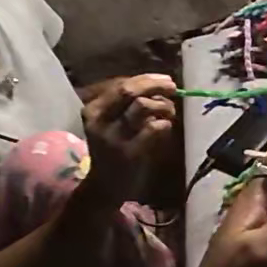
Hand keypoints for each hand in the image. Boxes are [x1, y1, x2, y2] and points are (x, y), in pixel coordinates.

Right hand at [78, 74, 176, 205]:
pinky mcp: (130, 152)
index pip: (121, 84)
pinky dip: (164, 124)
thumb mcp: (110, 123)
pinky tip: (165, 128)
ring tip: (169, 113)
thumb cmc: (112, 150)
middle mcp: (100, 120)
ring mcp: (114, 136)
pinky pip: (154, 127)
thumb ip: (126, 104)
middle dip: (155, 85)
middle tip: (173, 88)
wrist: (105, 186)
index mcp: (93, 109)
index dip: (146, 79)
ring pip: (142, 105)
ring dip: (162, 105)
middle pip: (130, 91)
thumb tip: (156, 83)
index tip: (164, 79)